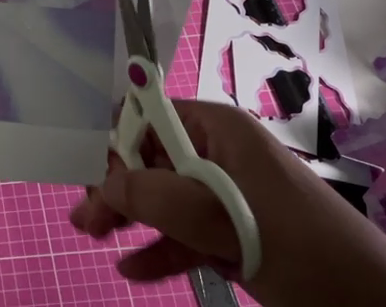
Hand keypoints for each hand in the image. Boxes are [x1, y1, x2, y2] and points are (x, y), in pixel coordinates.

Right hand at [70, 99, 385, 306]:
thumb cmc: (301, 250)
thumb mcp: (225, 221)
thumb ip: (157, 198)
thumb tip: (102, 185)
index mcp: (219, 131)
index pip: (149, 118)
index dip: (116, 144)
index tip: (88, 178)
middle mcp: (221, 154)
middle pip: (151, 159)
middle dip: (116, 186)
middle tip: (83, 219)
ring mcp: (230, 197)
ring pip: (165, 198)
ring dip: (130, 217)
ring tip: (93, 237)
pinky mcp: (239, 236)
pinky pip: (187, 233)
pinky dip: (160, 247)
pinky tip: (133, 267)